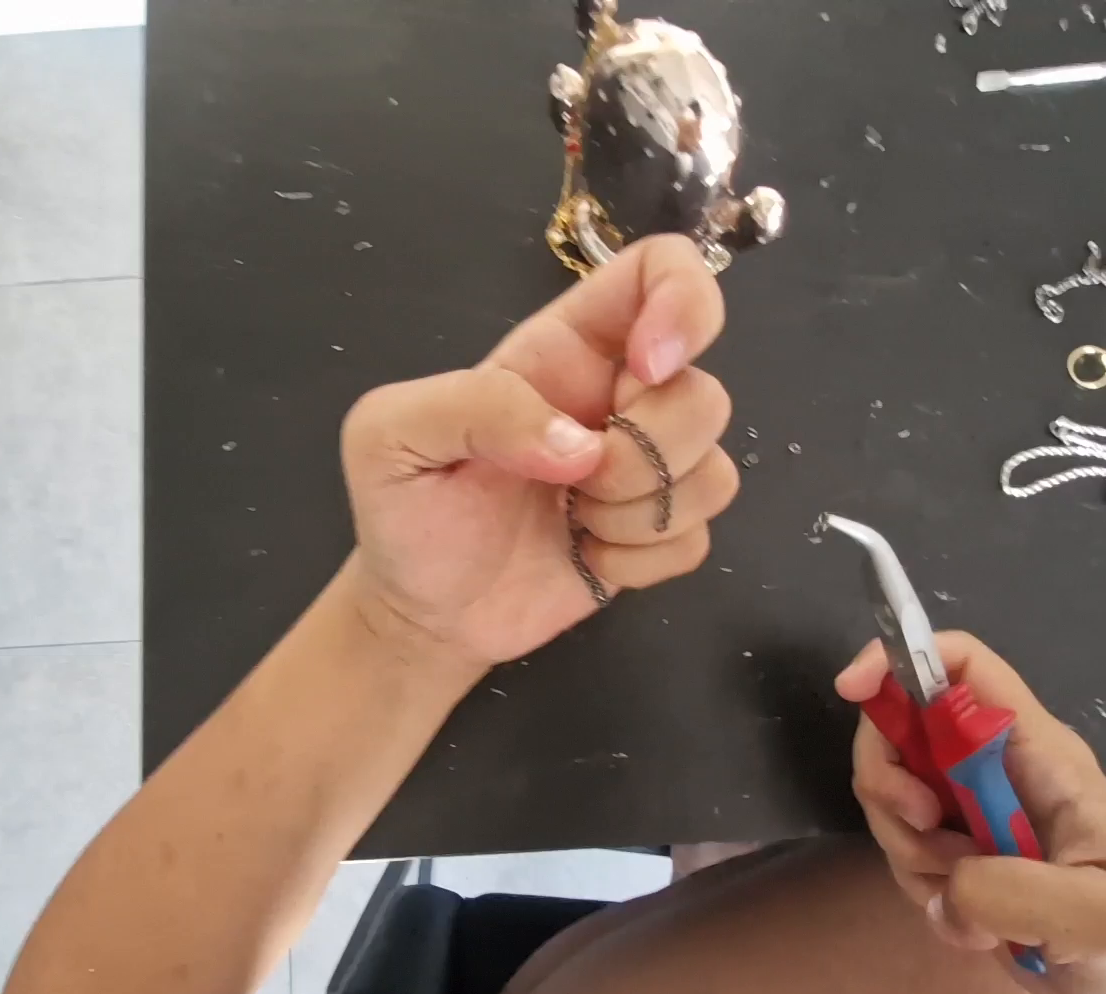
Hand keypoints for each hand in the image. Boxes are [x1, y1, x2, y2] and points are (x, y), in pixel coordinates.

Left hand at [339, 235, 737, 668]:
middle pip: (703, 392)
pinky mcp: (653, 535)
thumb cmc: (402, 513)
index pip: (659, 271)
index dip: (683, 303)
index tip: (646, 372)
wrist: (426, 610)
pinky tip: (588, 557)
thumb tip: (580, 445)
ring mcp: (642, 471)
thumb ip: (475, 408)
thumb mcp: (391, 437)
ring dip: (640, 513)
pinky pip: (696, 538)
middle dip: (644, 452)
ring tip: (575, 524)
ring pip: (714, 470)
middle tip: (575, 483)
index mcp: (561, 351)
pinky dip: (643, 560)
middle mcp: (614, 400)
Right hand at [836, 632, 1105, 993]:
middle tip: (924, 829)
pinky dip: (916, 881)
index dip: (899, 660)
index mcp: (1036, 750)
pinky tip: (967, 917)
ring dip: (906, 845)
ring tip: (968, 900)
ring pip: (888, 789)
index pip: (960, 663)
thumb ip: (1020, 892)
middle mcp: (992, 764)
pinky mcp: (950, 845)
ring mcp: (966, 804)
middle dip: (888, 780)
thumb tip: (949, 875)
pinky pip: (897, 840)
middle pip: (899, 726)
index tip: (851, 690)